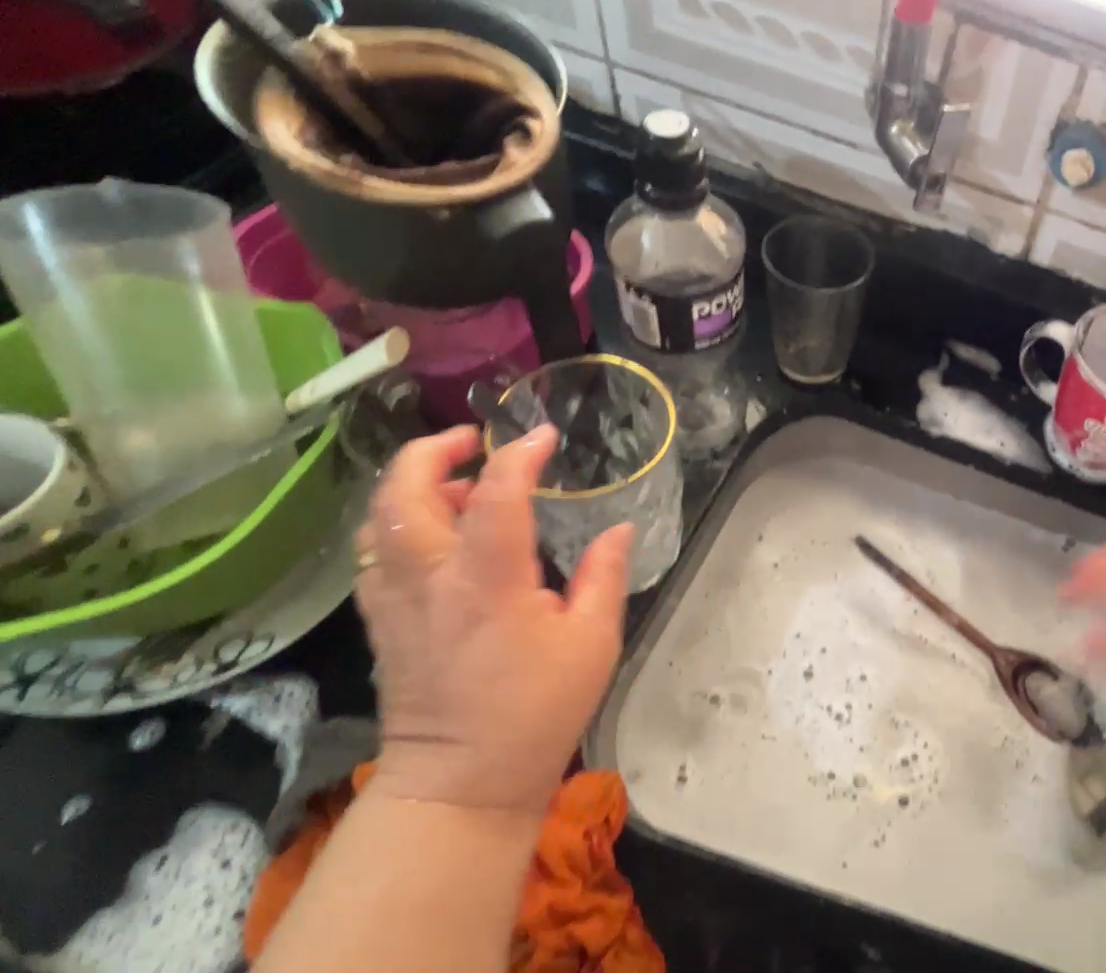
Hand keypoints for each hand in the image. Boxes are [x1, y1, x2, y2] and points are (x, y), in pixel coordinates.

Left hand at [353, 424, 633, 814]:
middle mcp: (430, 577)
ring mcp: (395, 599)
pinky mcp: (381, 621)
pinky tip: (434, 534)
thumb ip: (604, 575)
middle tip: (473, 439)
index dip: (520, 454)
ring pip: (379, 518)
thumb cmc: (537, 710)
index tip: (545, 436)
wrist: (462, 780)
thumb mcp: (593, 642)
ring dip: (414, 485)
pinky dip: (399, 523)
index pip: (496, 492)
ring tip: (459, 486)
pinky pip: (375, 552)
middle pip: (404, 490)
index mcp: (488, 579)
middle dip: (433, 450)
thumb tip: (619, 529)